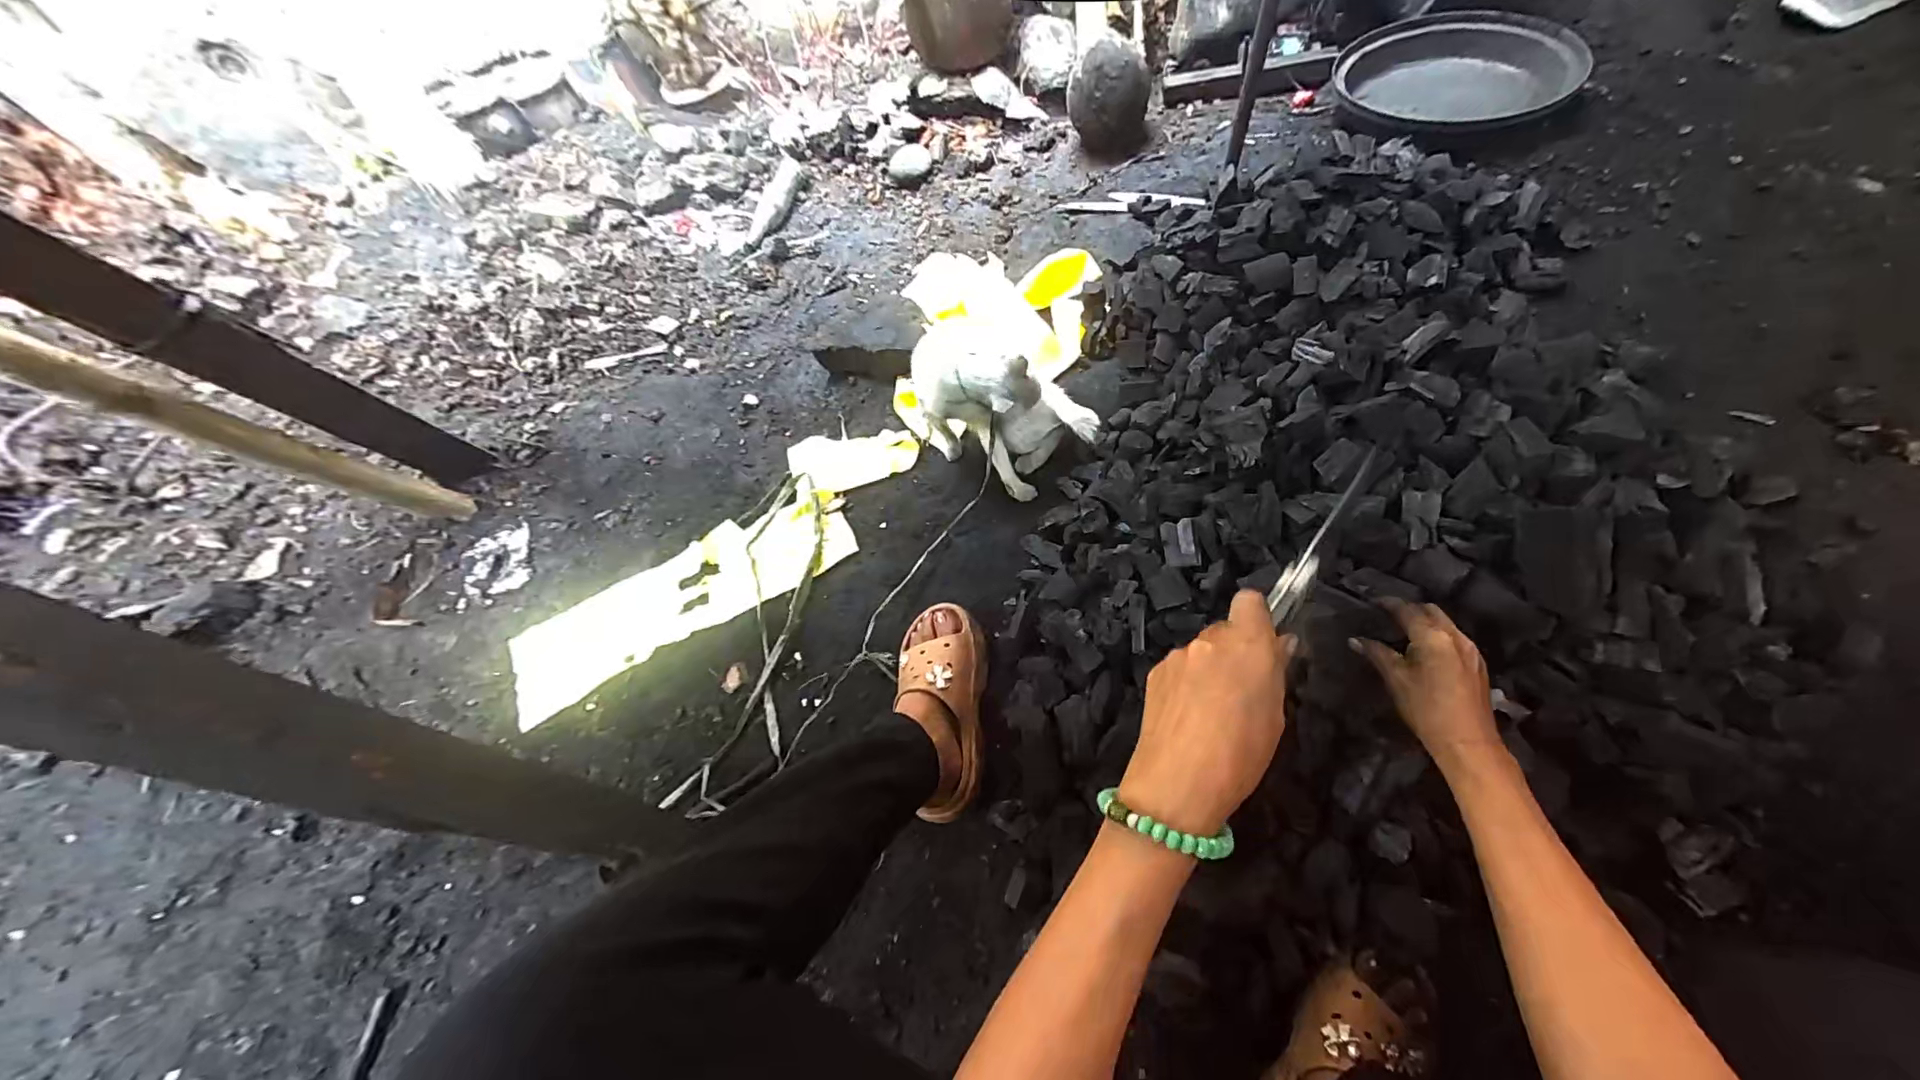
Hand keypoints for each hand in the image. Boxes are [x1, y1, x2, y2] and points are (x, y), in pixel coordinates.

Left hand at [1119, 590, 1295, 835]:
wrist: (1175, 783)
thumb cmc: (1239, 757)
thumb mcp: (1275, 718)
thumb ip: (1274, 673)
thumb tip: (1278, 645)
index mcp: (1246, 645)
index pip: (1250, 601)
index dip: (1257, 618)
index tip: (1263, 643)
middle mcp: (1208, 641)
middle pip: (1225, 629)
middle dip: (1235, 651)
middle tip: (1241, 689)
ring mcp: (1177, 656)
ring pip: (1200, 651)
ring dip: (1208, 668)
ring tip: (1210, 710)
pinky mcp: (1154, 673)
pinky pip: (1179, 667)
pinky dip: (1186, 682)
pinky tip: (1185, 715)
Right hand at [1350, 598, 1501, 768]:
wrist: (1467, 741)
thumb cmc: (1426, 709)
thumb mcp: (1396, 679)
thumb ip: (1377, 653)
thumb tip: (1356, 639)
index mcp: (1433, 637)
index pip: (1408, 610)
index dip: (1389, 603)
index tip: (1372, 601)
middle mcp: (1456, 637)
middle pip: (1431, 611)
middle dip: (1410, 609)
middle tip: (1387, 615)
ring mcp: (1471, 650)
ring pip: (1445, 624)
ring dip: (1425, 622)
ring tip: (1403, 631)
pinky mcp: (1477, 664)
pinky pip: (1454, 638)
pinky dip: (1437, 635)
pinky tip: (1424, 649)